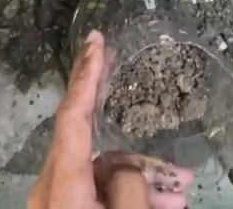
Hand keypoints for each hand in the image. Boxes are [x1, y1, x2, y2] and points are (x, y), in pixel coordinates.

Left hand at [27, 32, 194, 208]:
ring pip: (98, 173)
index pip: (71, 116)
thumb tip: (128, 165)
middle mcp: (51, 189)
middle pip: (87, 144)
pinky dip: (127, 193)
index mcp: (60, 184)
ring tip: (182, 180)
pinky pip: (96, 193)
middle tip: (133, 79)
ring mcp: (56, 205)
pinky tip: (166, 200)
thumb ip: (129, 185)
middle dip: (125, 127)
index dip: (85, 75)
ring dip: (138, 174)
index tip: (95, 40)